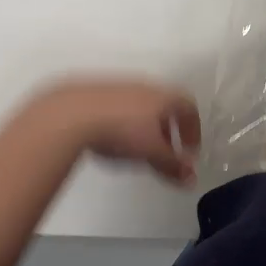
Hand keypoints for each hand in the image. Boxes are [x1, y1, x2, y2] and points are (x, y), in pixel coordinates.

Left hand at [24, 78, 202, 185]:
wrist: (71, 113)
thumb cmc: (122, 131)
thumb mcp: (152, 153)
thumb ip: (173, 165)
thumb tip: (192, 178)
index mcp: (164, 96)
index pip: (189, 108)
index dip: (194, 130)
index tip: (189, 151)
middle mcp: (145, 87)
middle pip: (165, 106)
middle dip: (168, 131)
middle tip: (164, 154)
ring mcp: (120, 87)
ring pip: (141, 107)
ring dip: (145, 127)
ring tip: (135, 150)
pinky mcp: (96, 92)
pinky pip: (119, 108)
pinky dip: (124, 123)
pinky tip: (110, 139)